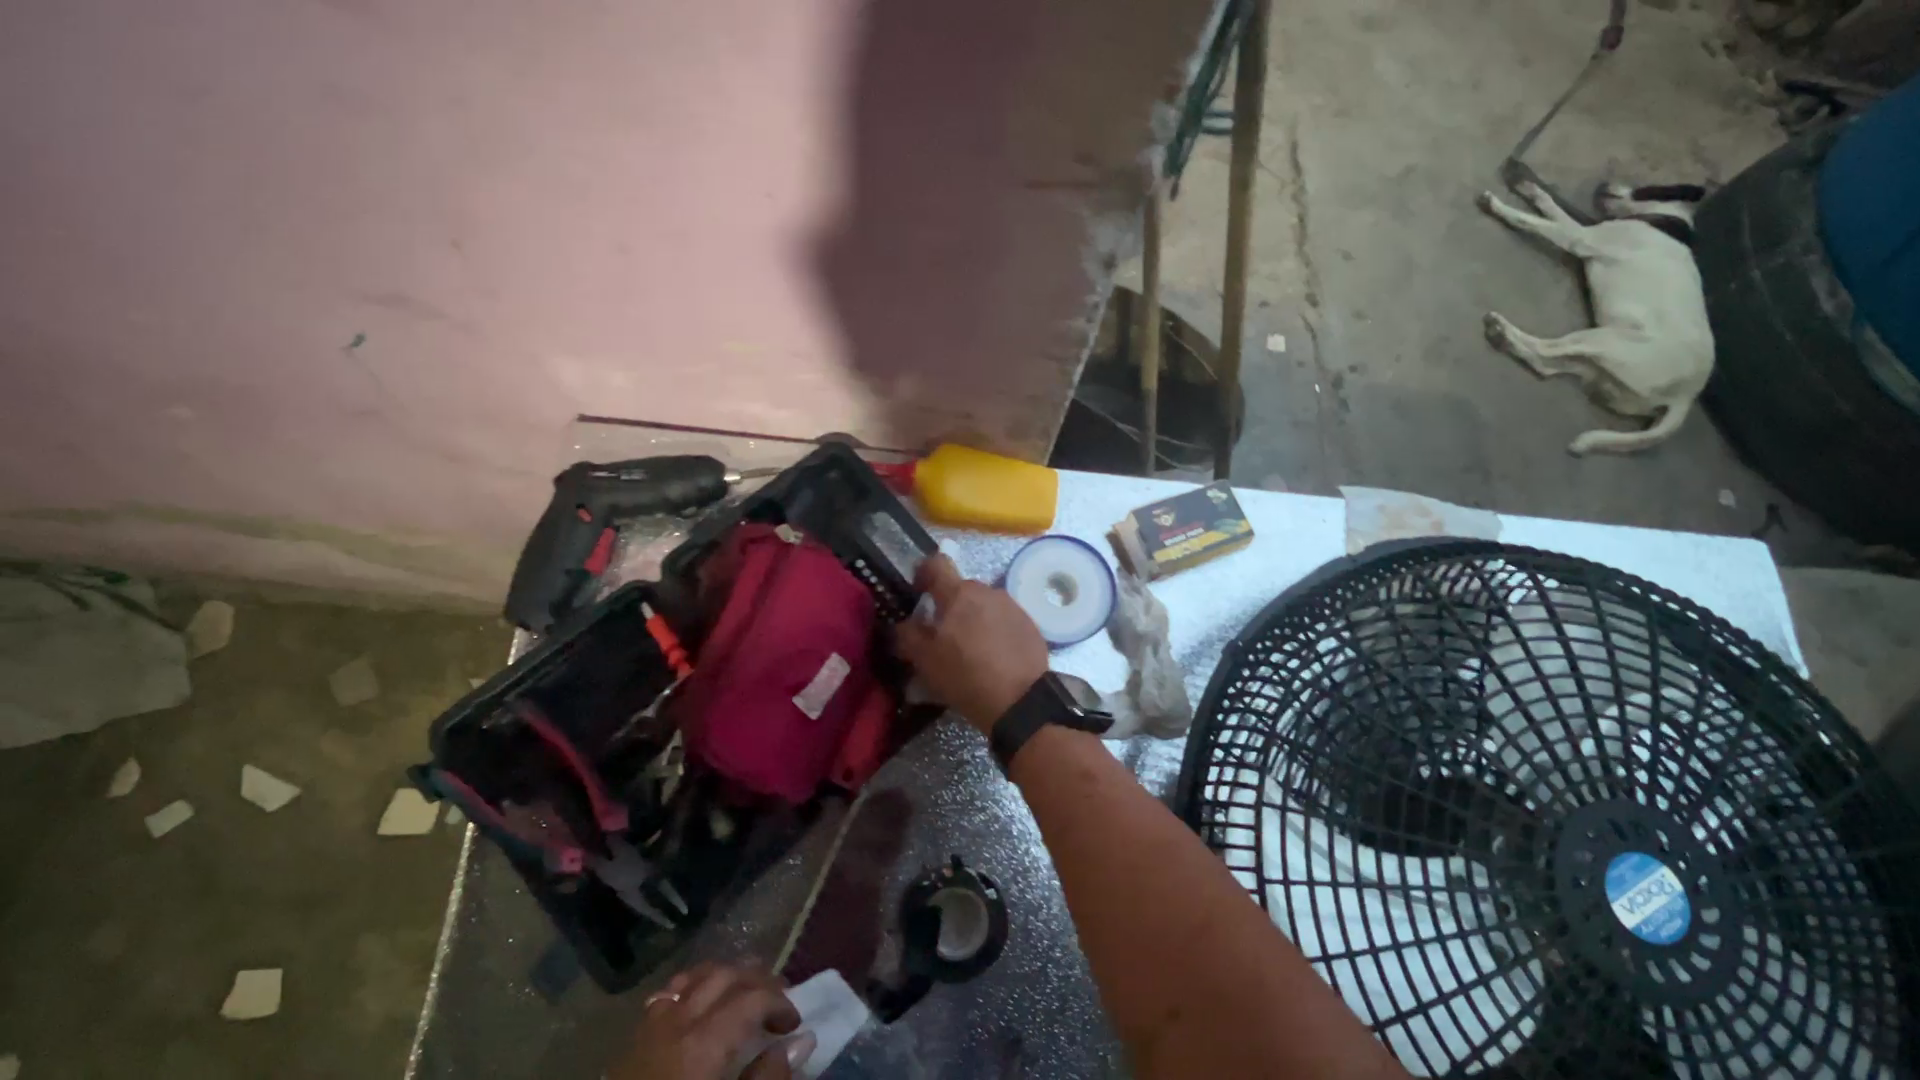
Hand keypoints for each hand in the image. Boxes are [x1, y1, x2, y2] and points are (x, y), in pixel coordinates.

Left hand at [610, 963, 813, 1079]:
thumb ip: (766, 1079)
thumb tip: (800, 1041)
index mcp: (704, 1045)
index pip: (752, 998)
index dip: (780, 1004)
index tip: (794, 1026)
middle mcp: (680, 1021)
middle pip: (726, 976)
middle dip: (759, 981)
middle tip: (779, 1000)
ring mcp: (654, 1023)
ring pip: (697, 975)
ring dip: (728, 976)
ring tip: (747, 992)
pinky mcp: (636, 1035)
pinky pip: (670, 991)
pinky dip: (695, 985)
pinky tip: (703, 1001)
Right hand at [894, 554, 1048, 734]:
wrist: (1021, 701)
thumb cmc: (965, 676)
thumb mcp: (924, 660)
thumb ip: (907, 636)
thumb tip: (901, 624)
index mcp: (958, 594)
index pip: (936, 563)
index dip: (923, 572)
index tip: (918, 592)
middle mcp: (987, 591)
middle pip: (960, 589)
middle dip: (948, 607)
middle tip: (941, 636)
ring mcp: (1012, 607)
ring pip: (983, 605)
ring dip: (972, 620)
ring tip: (969, 651)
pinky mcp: (1030, 625)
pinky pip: (1003, 621)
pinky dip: (993, 633)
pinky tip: (992, 659)